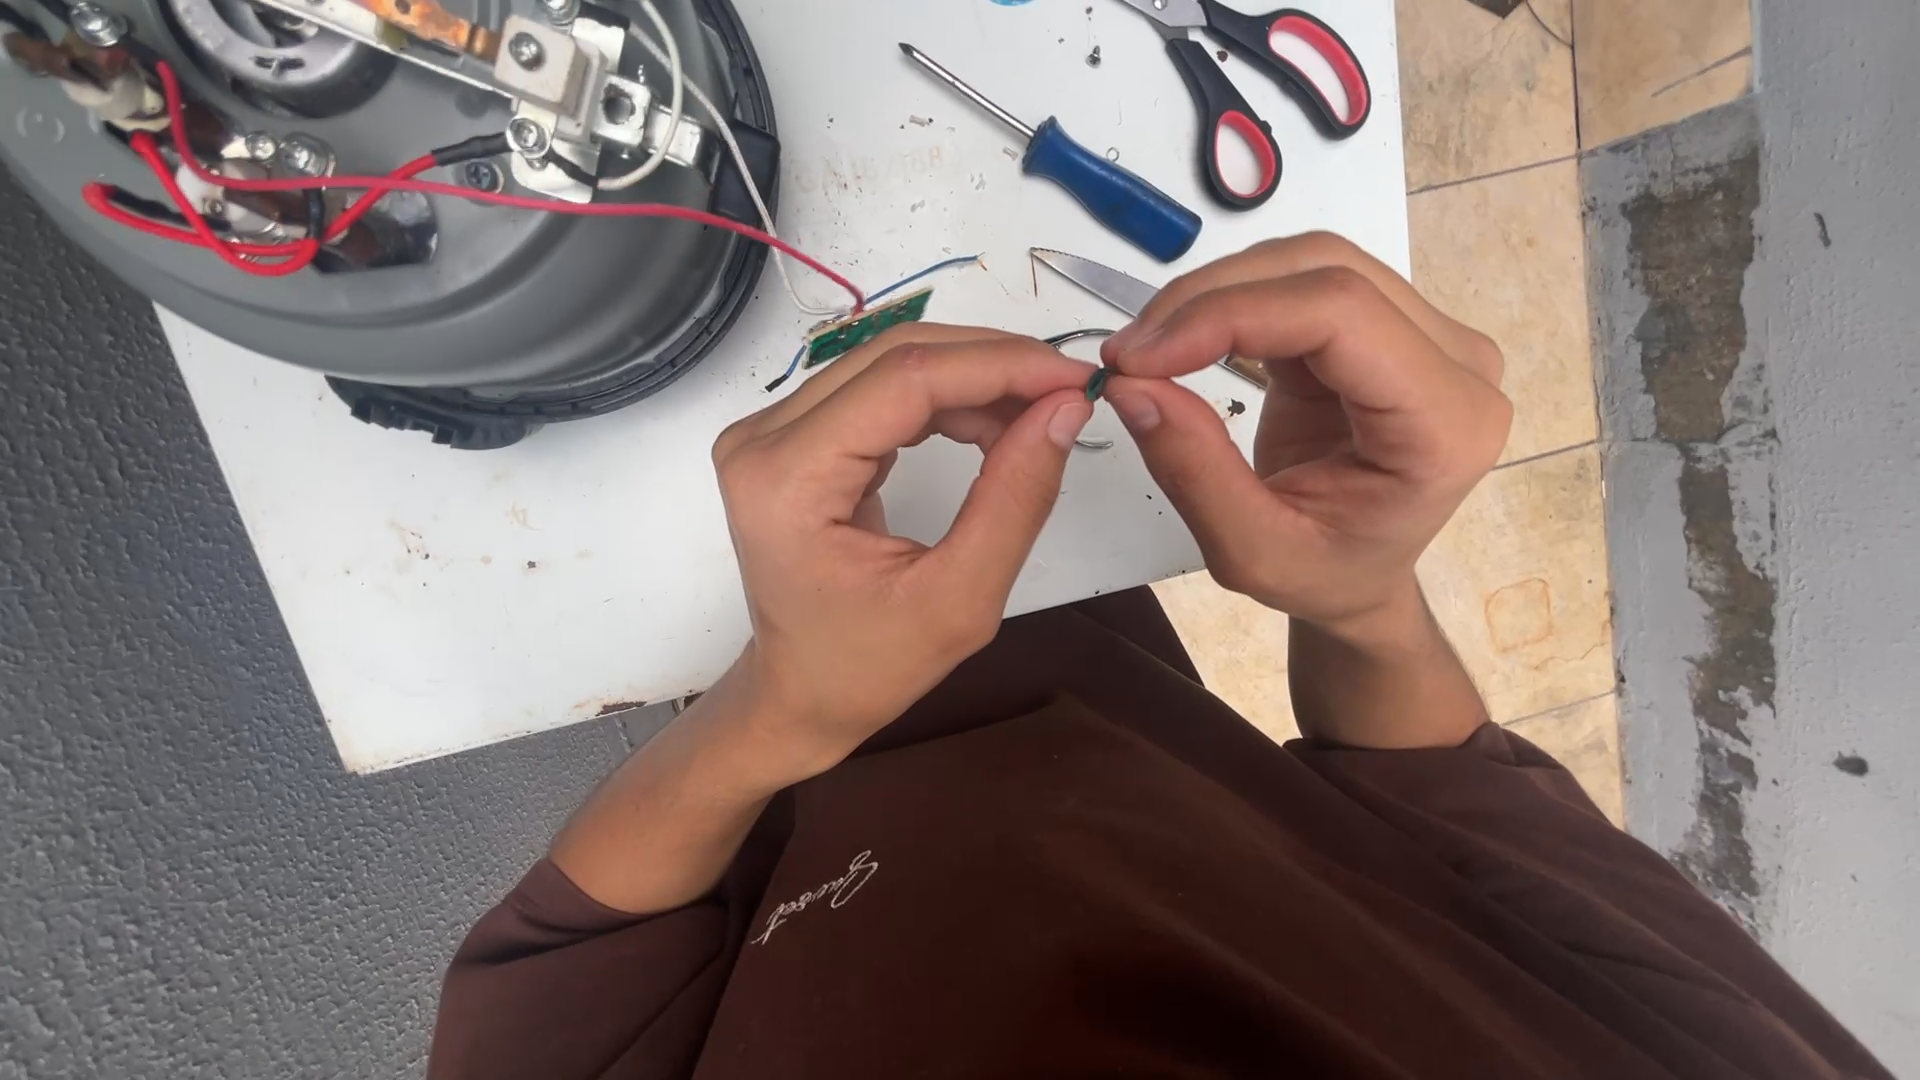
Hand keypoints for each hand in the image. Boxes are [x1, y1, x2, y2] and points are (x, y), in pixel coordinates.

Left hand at [710, 324, 1095, 774]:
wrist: (802, 693)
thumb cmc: (869, 667)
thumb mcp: (959, 599)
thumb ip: (1015, 499)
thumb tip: (1067, 407)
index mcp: (786, 479)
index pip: (905, 379)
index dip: (1000, 366)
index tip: (1076, 378)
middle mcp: (762, 438)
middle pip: (894, 357)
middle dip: (992, 365)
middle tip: (1066, 392)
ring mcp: (769, 433)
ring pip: (889, 365)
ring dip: (972, 381)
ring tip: (1035, 417)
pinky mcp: (790, 438)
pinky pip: (878, 392)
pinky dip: (944, 402)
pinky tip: (990, 427)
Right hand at [1099, 233, 1510, 636]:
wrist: (1361, 575)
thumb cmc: (1322, 576)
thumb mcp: (1248, 551)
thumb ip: (1193, 469)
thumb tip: (1129, 384)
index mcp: (1443, 424)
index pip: (1339, 315)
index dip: (1226, 316)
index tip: (1136, 359)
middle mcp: (1452, 361)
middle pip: (1324, 272)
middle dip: (1206, 299)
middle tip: (1127, 354)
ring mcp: (1423, 335)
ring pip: (1308, 263)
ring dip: (1211, 294)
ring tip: (1146, 349)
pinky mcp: (1379, 328)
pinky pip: (1296, 284)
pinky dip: (1226, 303)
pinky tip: (1181, 341)